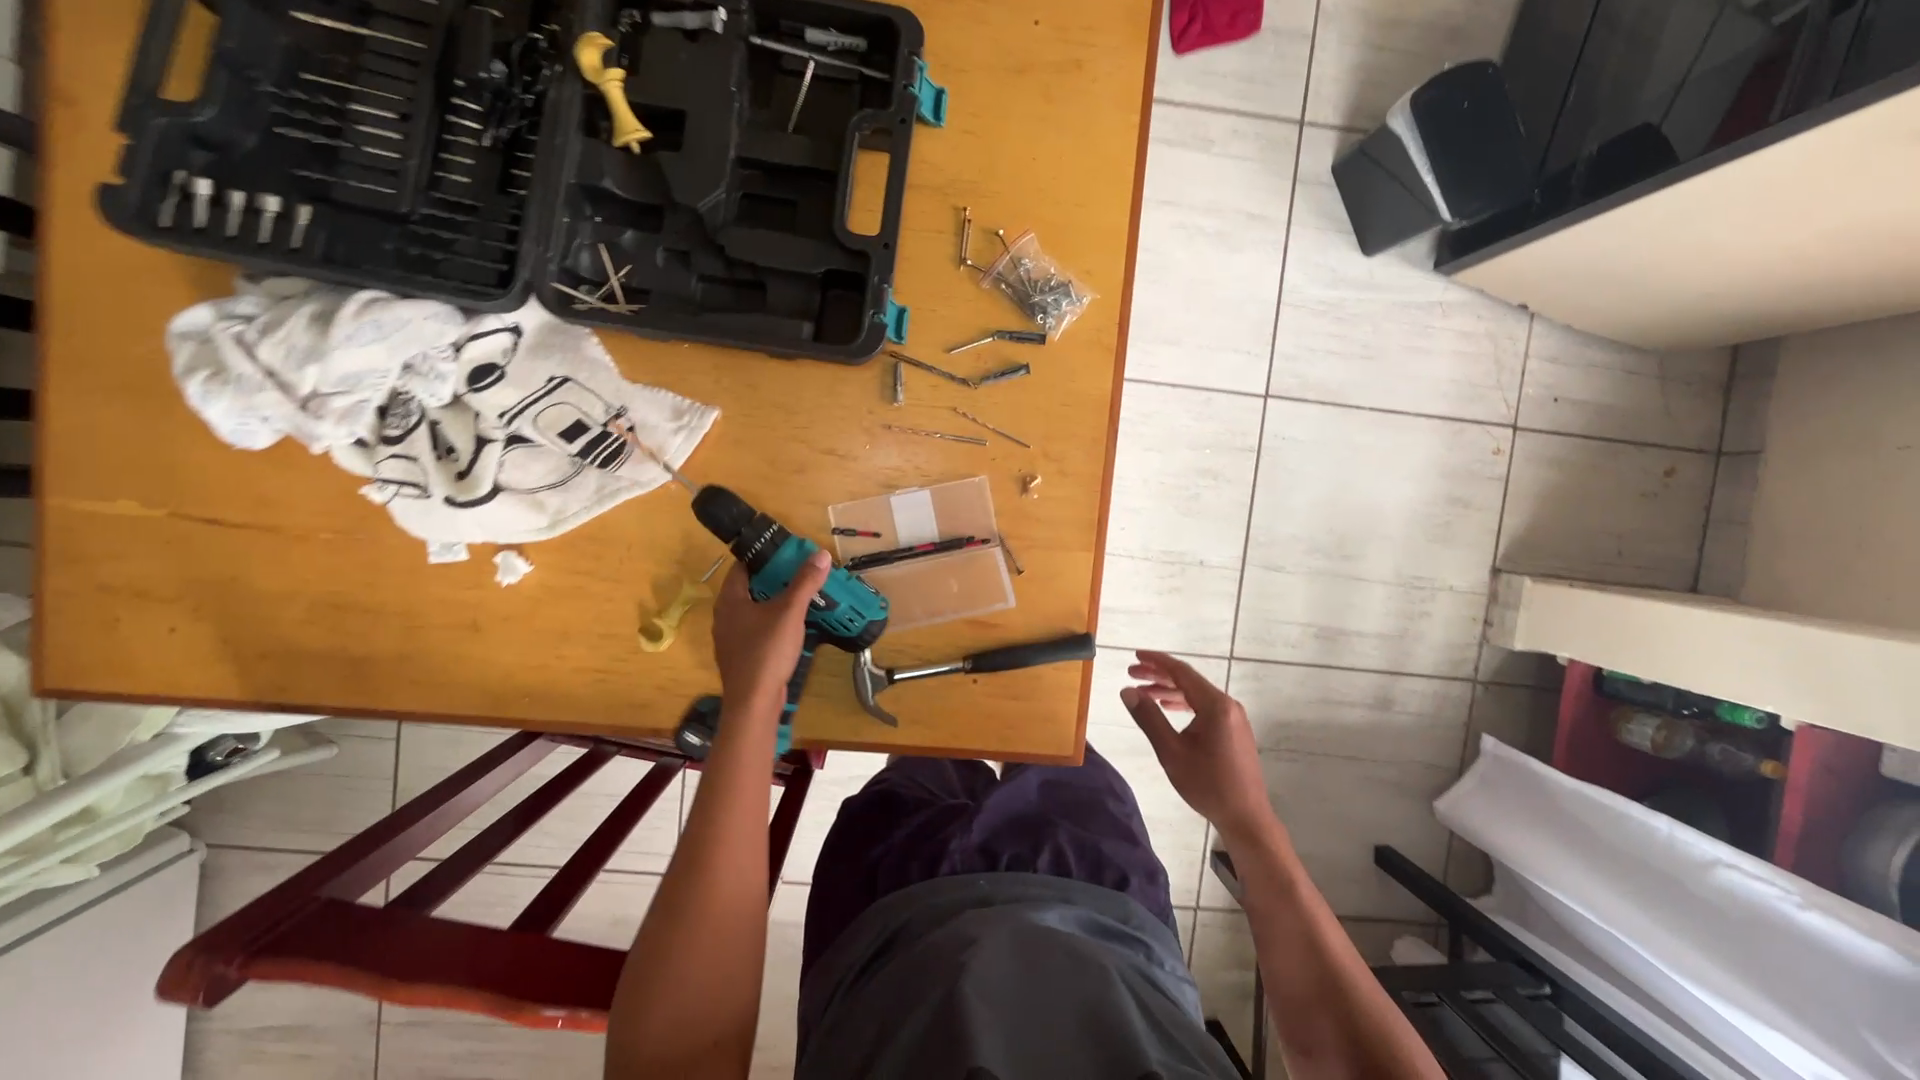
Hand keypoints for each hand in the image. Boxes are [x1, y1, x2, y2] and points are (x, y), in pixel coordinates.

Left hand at [710, 550, 831, 706]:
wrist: (754, 701)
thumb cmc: (767, 650)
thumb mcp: (790, 612)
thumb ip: (805, 582)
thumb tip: (820, 554)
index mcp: (729, 600)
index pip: (742, 567)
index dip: (763, 557)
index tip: (787, 554)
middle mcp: (724, 616)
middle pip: (749, 589)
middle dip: (773, 581)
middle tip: (800, 574)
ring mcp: (730, 639)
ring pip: (753, 612)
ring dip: (774, 604)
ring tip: (801, 598)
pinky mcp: (740, 657)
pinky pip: (756, 631)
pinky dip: (772, 624)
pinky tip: (792, 628)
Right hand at [1120, 650, 1277, 843]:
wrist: (1245, 816)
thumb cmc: (1207, 784)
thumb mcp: (1171, 751)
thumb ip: (1149, 718)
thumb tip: (1127, 691)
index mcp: (1215, 705)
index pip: (1182, 673)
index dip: (1157, 662)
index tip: (1135, 656)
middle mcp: (1227, 705)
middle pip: (1189, 681)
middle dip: (1159, 676)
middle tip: (1132, 673)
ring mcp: (1233, 718)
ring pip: (1197, 695)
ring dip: (1170, 691)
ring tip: (1143, 692)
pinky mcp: (1234, 731)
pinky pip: (1205, 708)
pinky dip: (1183, 704)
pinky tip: (1168, 708)